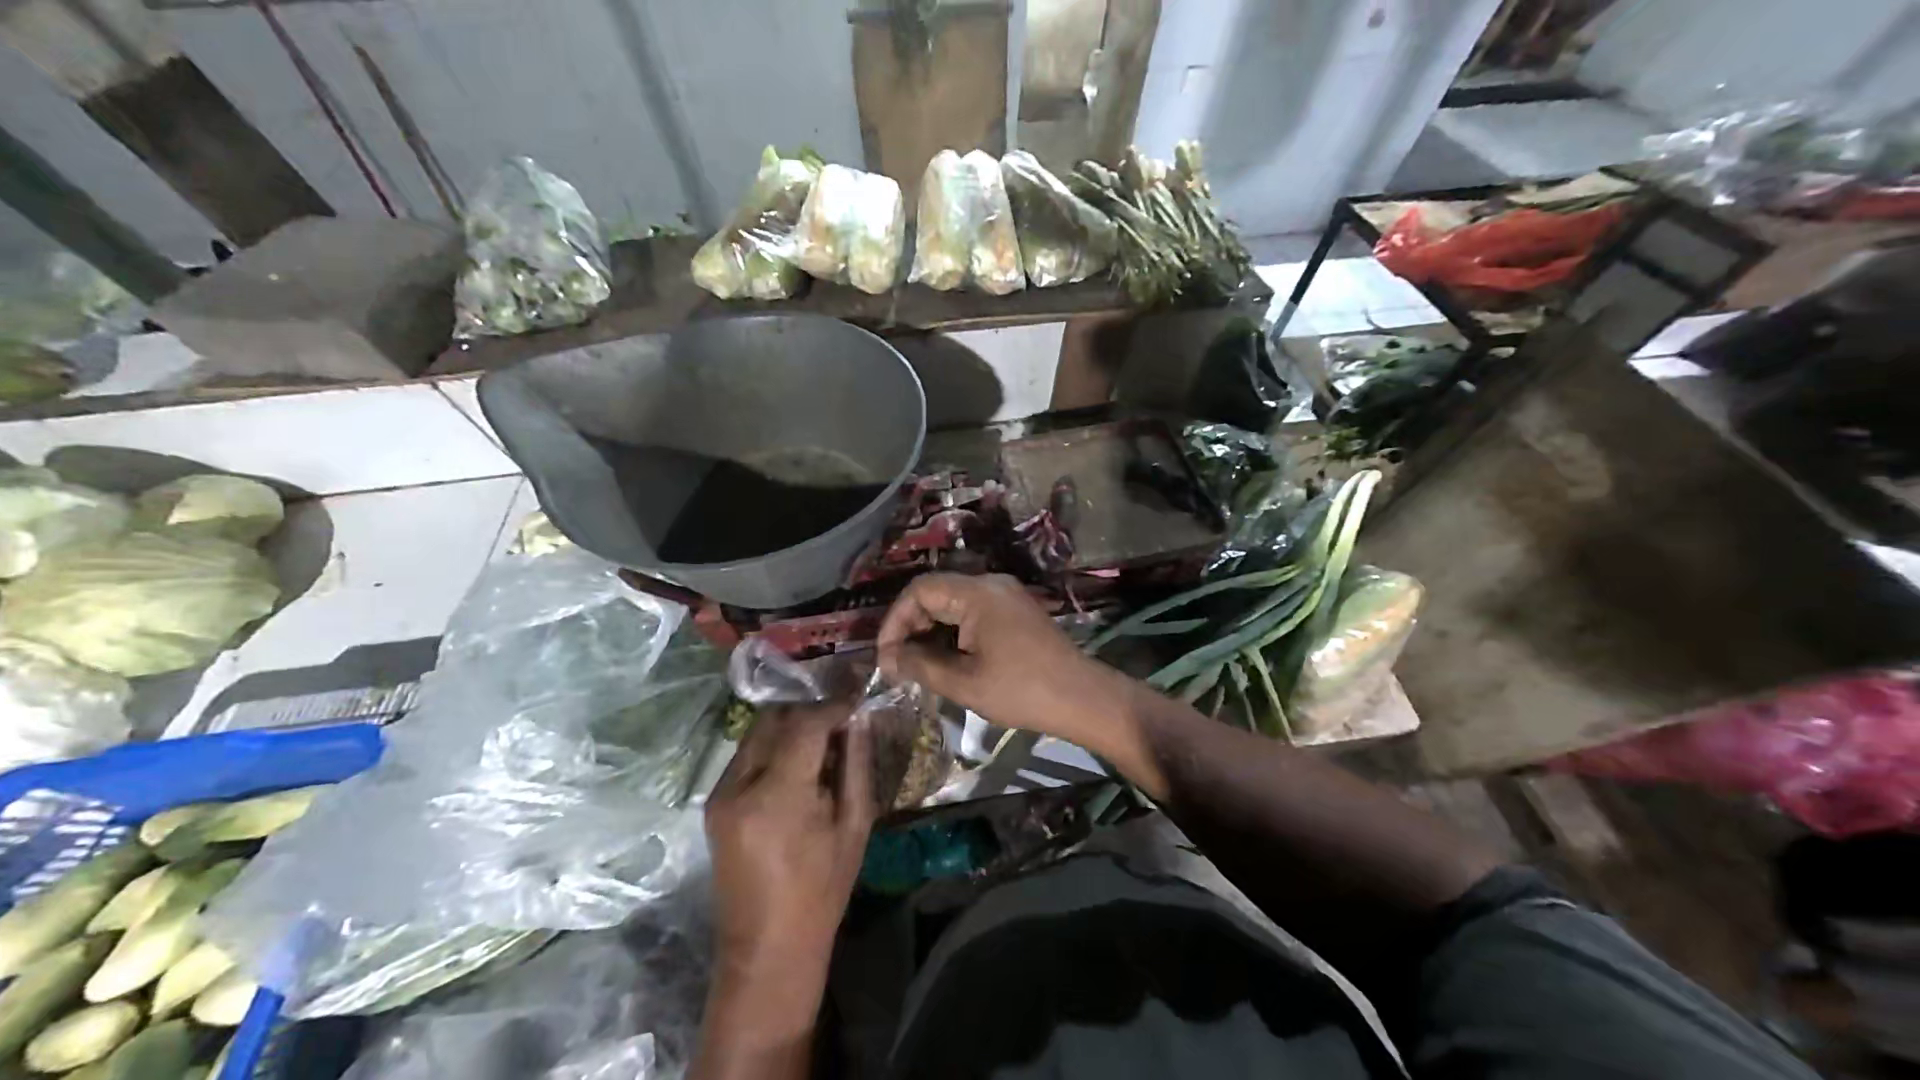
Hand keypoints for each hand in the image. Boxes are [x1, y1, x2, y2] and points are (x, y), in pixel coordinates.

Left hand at [695, 704, 871, 1079]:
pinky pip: (746, 754)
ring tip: (822, 740)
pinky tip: (797, 764)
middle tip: (841, 717)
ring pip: (756, 731)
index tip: (857, 700)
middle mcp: (739, 785)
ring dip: (790, 725)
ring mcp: (719, 793)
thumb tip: (858, 718)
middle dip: (810, 710)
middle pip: (774, 718)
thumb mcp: (854, 825)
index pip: (805, 724)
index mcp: (777, 795)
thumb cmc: (821, 889)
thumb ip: (855, 764)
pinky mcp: (713, 802)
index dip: (833, 706)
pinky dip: (773, 746)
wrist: (767, 944)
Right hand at [876, 573, 1128, 745]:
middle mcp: (991, 584)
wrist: (1082, 698)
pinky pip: (972, 612)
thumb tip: (888, 660)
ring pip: (953, 603)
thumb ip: (921, 666)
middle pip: (936, 593)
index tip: (886, 656)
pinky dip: (953, 632)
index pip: (920, 590)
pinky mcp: (1015, 611)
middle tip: (898, 664)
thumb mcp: (964, 682)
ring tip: (918, 666)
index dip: (895, 620)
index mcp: (977, 593)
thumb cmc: (1022, 690)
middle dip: (911, 626)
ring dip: (931, 631)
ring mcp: (1006, 596)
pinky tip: (946, 660)